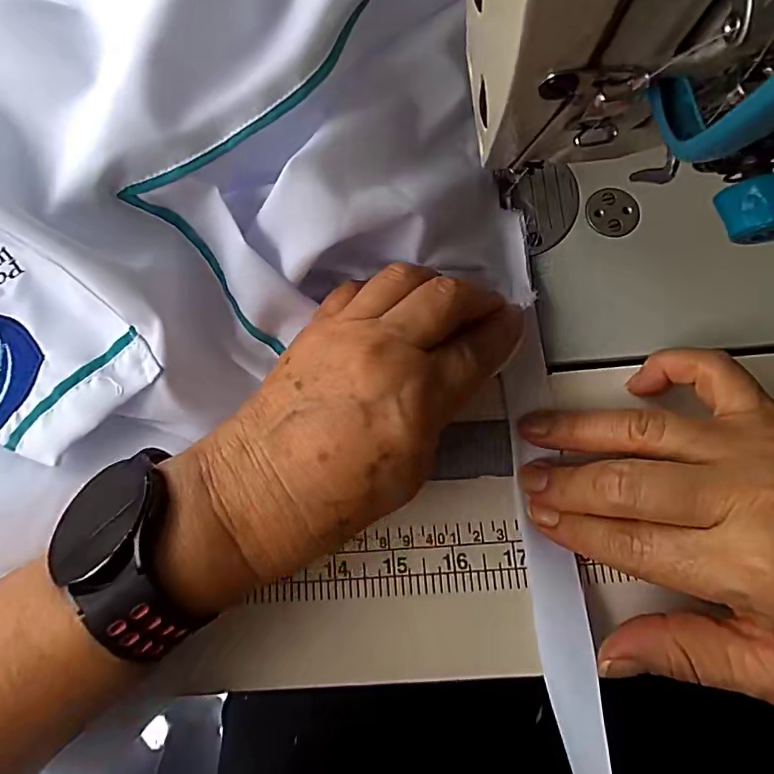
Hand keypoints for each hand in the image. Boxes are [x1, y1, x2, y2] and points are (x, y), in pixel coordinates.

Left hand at [158, 264, 523, 615]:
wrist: (261, 485)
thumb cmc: (336, 496)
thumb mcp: (414, 466)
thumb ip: (438, 412)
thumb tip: (448, 380)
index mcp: (417, 392)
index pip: (476, 347)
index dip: (502, 332)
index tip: (512, 324)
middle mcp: (383, 348)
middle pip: (445, 296)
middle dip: (477, 297)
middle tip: (487, 308)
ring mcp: (345, 331)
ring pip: (401, 277)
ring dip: (431, 283)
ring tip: (440, 300)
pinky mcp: (314, 328)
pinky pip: (355, 289)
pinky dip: (381, 290)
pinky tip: (387, 307)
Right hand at [517, 349, 773, 711]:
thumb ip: (686, 656)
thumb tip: (607, 655)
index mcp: (750, 567)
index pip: (631, 541)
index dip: (576, 530)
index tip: (541, 519)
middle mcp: (750, 498)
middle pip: (626, 481)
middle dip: (566, 481)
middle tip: (529, 479)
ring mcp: (764, 449)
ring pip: (647, 429)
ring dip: (583, 427)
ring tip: (539, 427)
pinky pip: (715, 375)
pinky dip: (670, 366)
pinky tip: (636, 380)